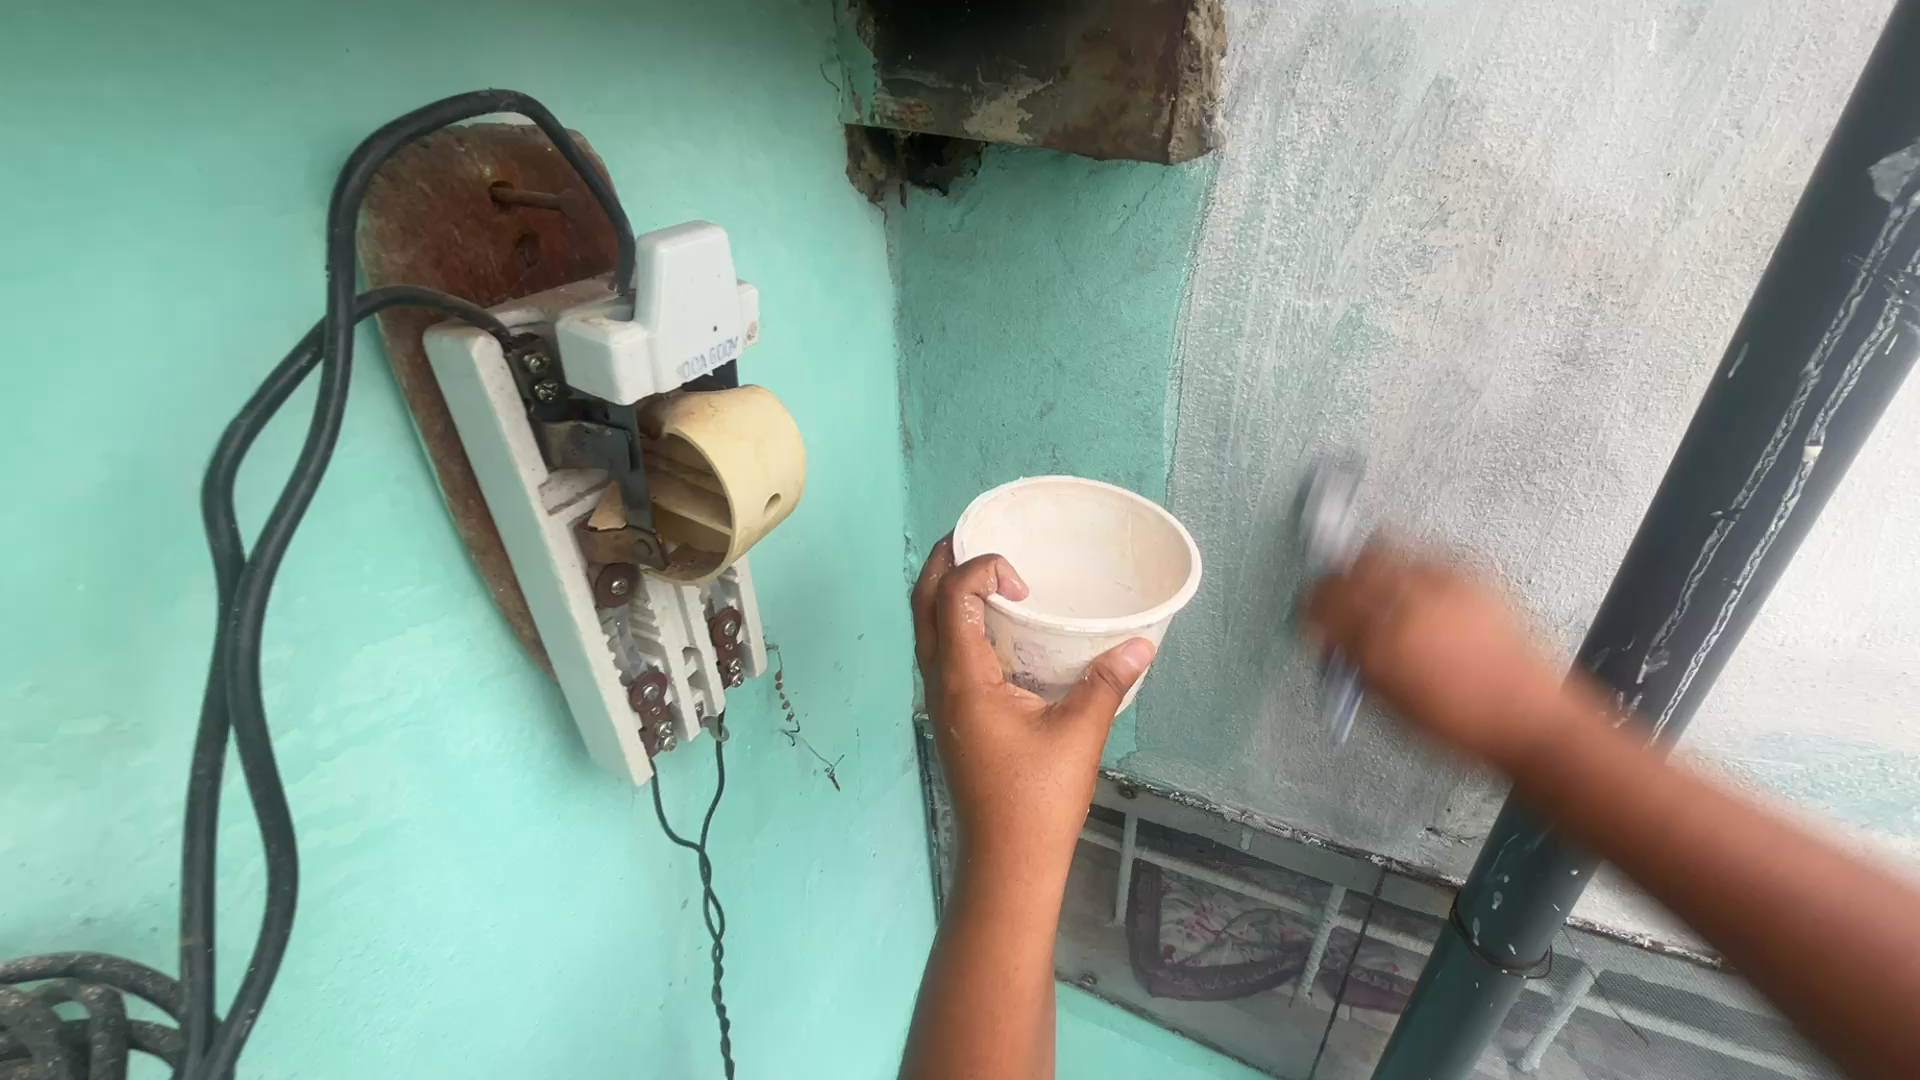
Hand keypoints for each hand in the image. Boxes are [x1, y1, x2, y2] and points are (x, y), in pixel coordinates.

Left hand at [911, 538, 1155, 876]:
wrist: (1006, 859)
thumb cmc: (1038, 799)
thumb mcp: (1080, 734)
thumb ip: (1108, 681)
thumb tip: (1144, 642)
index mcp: (963, 677)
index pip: (952, 596)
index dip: (981, 569)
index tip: (1023, 583)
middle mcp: (940, 680)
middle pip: (921, 602)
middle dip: (942, 561)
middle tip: (977, 537)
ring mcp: (939, 698)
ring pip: (924, 626)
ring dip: (942, 589)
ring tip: (980, 568)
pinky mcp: (949, 713)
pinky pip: (937, 648)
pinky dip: (951, 619)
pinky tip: (990, 625)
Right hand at [1305, 541, 1577, 769]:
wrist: (1530, 721)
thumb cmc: (1457, 725)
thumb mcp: (1386, 705)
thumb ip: (1353, 663)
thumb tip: (1331, 638)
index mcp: (1377, 644)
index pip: (1320, 604)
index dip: (1309, 605)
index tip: (1310, 610)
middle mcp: (1404, 607)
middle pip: (1344, 570)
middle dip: (1332, 581)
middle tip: (1334, 593)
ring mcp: (1439, 587)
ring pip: (1380, 549)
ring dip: (1365, 563)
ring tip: (1370, 579)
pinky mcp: (1471, 578)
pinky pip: (1424, 554)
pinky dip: (1408, 565)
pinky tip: (1412, 584)